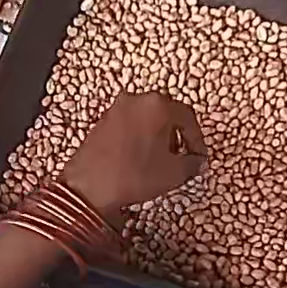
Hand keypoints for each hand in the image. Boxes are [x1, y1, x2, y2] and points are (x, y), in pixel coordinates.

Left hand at [61, 92, 206, 215]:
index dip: (197, 140)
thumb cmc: (132, 176)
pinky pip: (129, 126)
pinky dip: (138, 139)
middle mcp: (136, 100)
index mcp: (158, 104)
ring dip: (156, 138)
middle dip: (176, 137)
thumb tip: (197, 163)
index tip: (198, 156)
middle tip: (181, 158)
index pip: (188, 117)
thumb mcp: (172, 173)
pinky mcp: (102, 122)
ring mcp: (116, 109)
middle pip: (166, 115)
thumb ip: (192, 164)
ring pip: (146, 120)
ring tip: (160, 162)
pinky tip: (138, 160)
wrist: (88, 187)